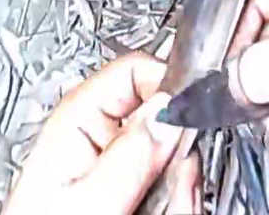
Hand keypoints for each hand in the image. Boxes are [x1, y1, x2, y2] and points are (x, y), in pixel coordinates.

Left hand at [4, 54, 197, 214]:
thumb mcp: (88, 200)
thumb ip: (132, 152)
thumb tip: (171, 106)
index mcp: (80, 112)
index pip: (139, 67)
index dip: (169, 89)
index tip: (188, 122)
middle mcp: (96, 128)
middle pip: (159, 114)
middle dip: (175, 150)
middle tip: (175, 186)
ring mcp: (109, 159)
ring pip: (166, 150)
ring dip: (177, 183)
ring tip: (163, 207)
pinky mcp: (119, 186)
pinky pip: (162, 179)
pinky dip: (171, 198)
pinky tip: (161, 210)